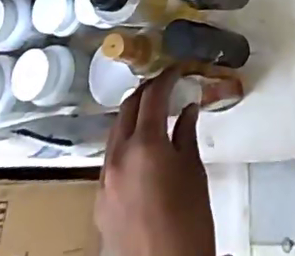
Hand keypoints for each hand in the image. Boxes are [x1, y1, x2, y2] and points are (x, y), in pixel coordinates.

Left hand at [97, 70, 215, 255]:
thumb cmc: (190, 224)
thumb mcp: (194, 173)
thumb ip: (186, 135)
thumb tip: (188, 110)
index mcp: (145, 145)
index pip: (153, 96)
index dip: (166, 78)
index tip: (177, 70)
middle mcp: (118, 157)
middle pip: (127, 109)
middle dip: (146, 93)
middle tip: (166, 87)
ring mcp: (105, 180)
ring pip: (115, 133)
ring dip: (133, 118)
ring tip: (155, 115)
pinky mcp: (100, 202)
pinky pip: (110, 161)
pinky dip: (125, 146)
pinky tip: (142, 152)